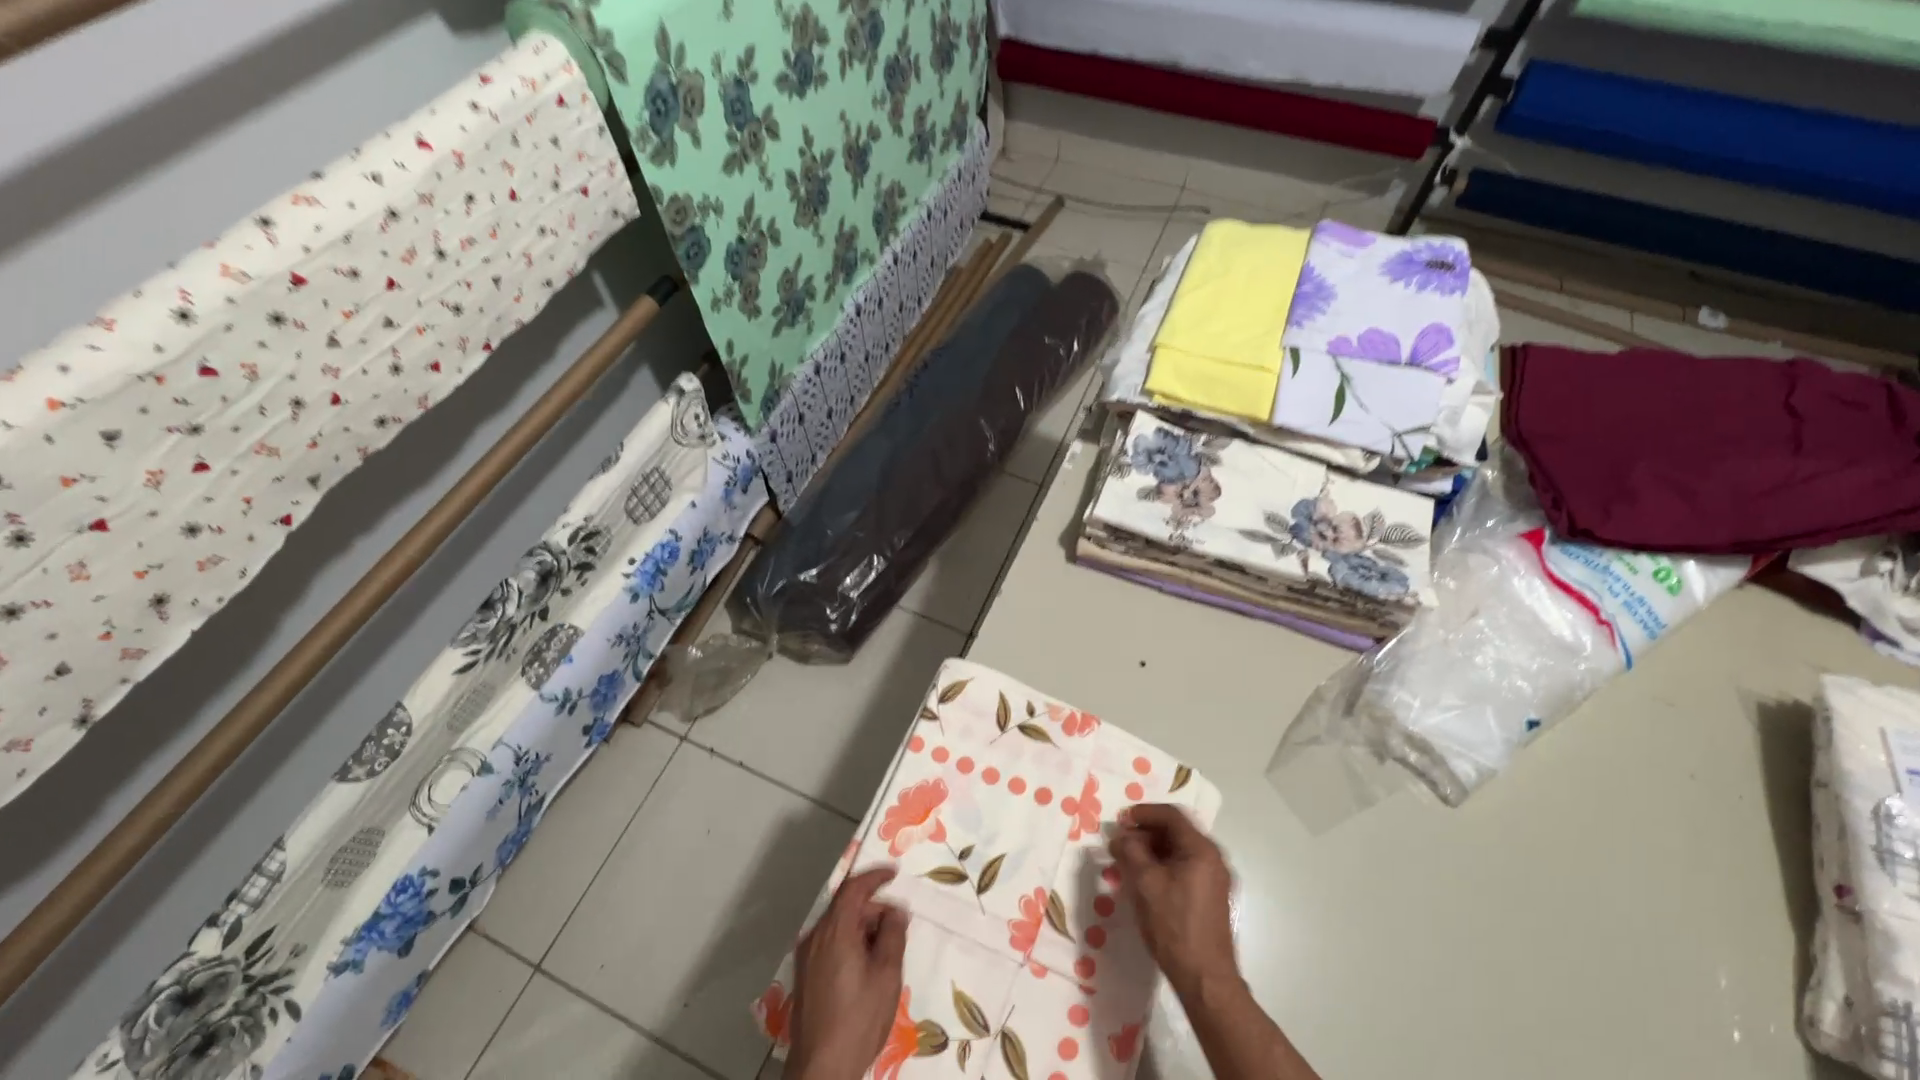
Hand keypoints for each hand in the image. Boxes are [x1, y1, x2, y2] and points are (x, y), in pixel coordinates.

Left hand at [787, 868, 909, 1079]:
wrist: (821, 1066)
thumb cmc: (859, 1019)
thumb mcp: (887, 975)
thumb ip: (893, 936)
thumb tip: (895, 911)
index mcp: (835, 932)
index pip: (853, 889)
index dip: (874, 876)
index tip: (894, 874)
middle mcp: (815, 937)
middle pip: (845, 907)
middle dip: (873, 908)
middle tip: (898, 926)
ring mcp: (806, 957)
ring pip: (837, 926)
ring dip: (862, 928)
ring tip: (886, 950)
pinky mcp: (805, 975)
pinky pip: (830, 944)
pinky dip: (850, 942)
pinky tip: (867, 966)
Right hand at [1109, 804, 1237, 997]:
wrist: (1205, 977)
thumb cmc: (1173, 926)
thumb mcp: (1145, 884)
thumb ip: (1131, 852)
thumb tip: (1121, 836)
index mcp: (1202, 850)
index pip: (1171, 815)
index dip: (1142, 813)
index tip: (1119, 821)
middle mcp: (1214, 859)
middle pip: (1176, 831)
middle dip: (1145, 833)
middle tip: (1119, 843)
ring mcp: (1215, 879)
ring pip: (1179, 851)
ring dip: (1152, 850)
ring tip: (1127, 863)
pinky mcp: (1211, 897)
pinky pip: (1185, 868)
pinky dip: (1163, 866)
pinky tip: (1144, 881)